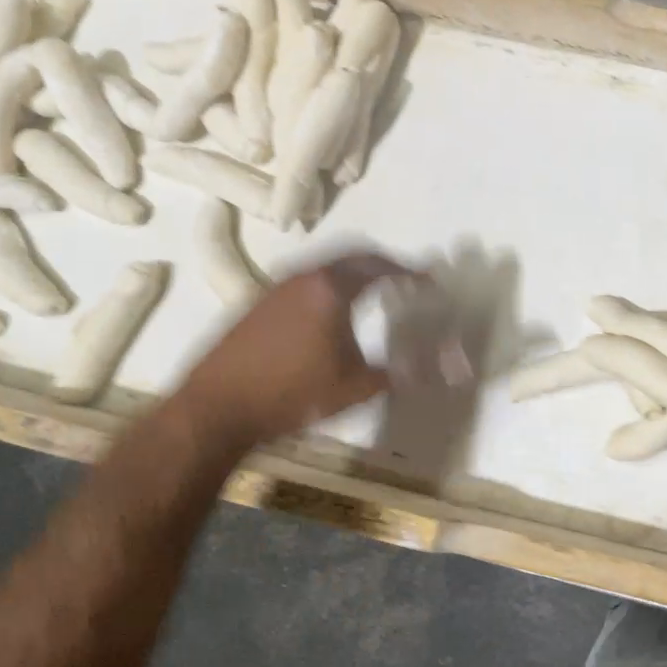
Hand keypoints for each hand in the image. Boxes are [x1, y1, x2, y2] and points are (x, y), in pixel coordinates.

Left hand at [174, 251, 417, 448]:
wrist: (214, 411)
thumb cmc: (292, 394)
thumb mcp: (357, 388)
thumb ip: (404, 372)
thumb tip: (452, 367)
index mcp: (332, 288)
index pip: (381, 266)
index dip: (410, 272)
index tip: (430, 280)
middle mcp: (304, 277)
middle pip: (352, 255)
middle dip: (382, 263)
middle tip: (404, 278)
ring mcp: (276, 288)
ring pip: (325, 267)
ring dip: (352, 273)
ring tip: (372, 292)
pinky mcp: (257, 304)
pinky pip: (306, 282)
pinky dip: (329, 286)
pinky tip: (332, 313)